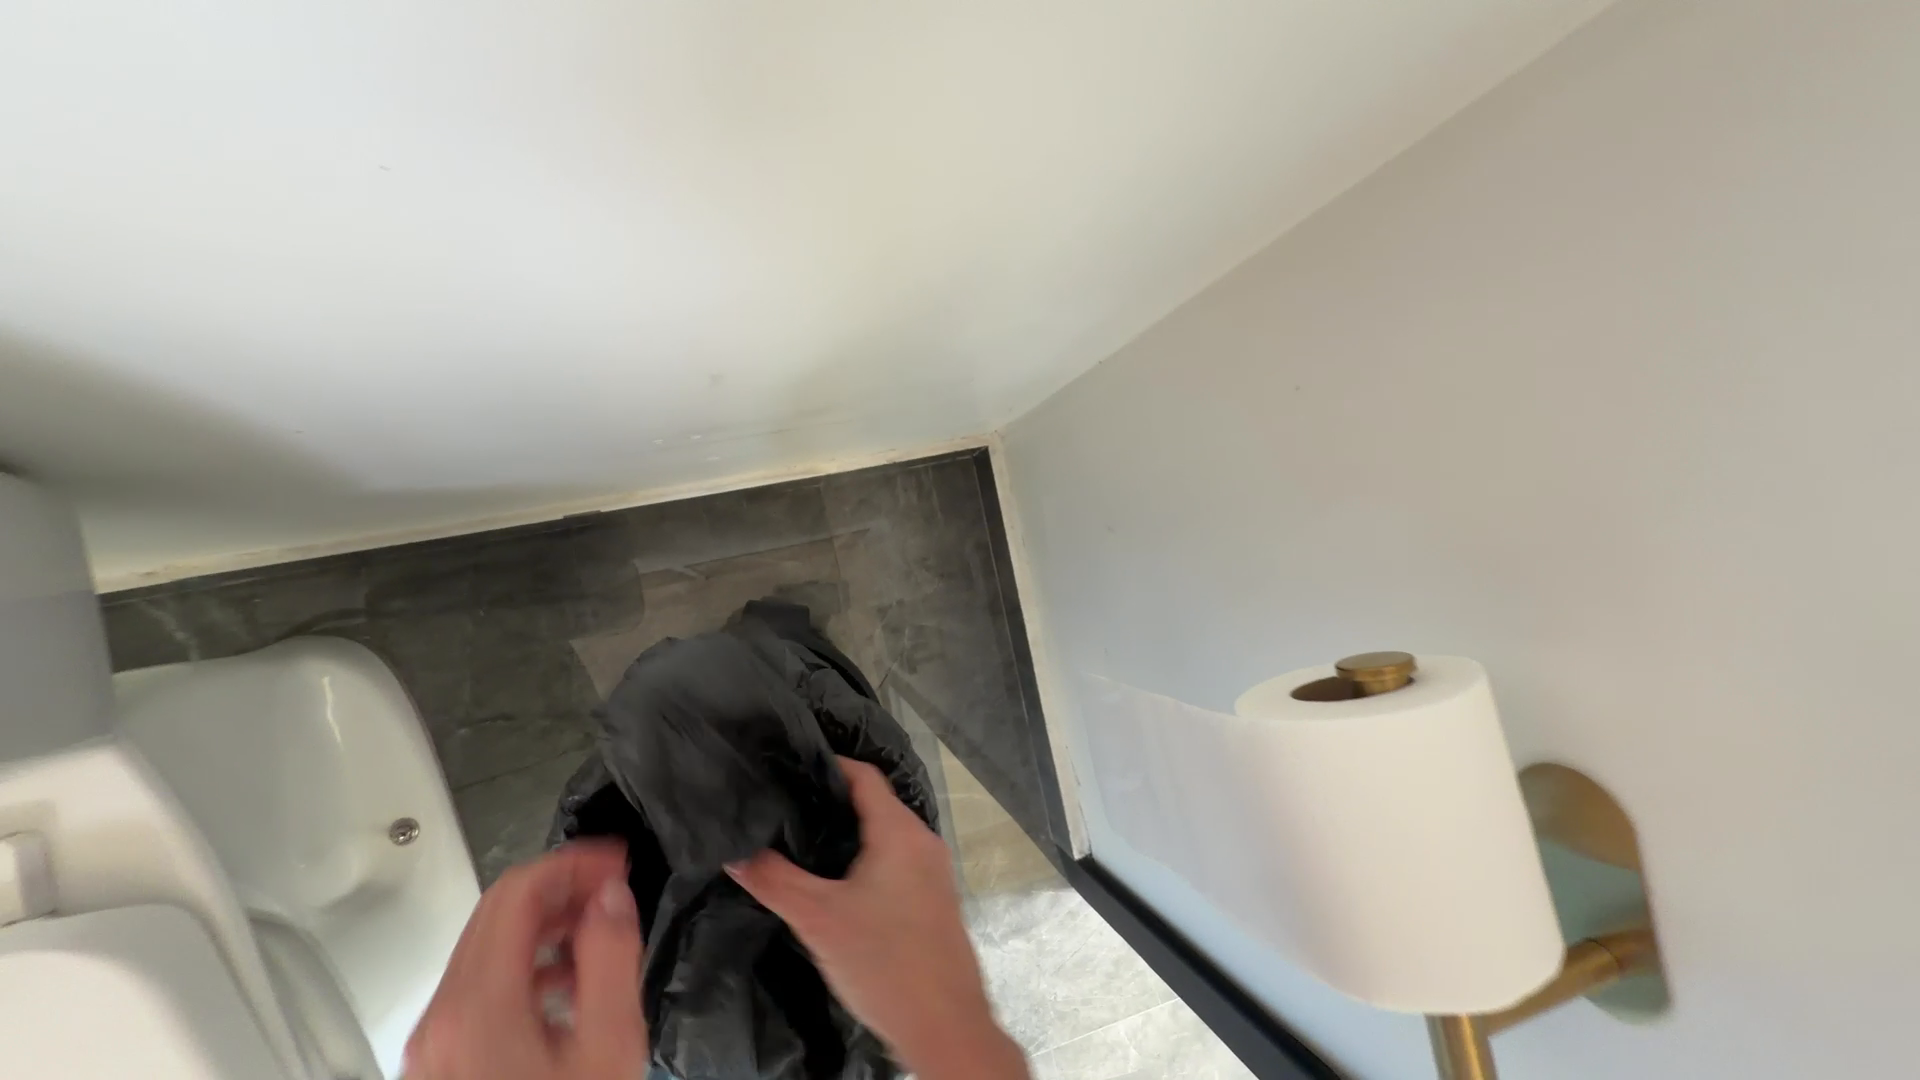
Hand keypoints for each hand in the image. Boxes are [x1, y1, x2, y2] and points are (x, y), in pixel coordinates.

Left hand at [406, 842, 647, 1079]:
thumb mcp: (609, 1044)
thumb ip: (612, 955)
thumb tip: (609, 895)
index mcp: (478, 1007)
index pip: (518, 892)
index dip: (574, 862)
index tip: (619, 861)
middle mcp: (440, 1018)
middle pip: (497, 911)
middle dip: (563, 886)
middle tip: (615, 887)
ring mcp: (432, 1043)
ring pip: (488, 944)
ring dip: (547, 921)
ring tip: (600, 929)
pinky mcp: (439, 1061)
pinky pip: (480, 982)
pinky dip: (526, 959)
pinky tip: (568, 979)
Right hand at [727, 757, 1027, 1079]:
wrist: (945, 1025)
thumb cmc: (884, 962)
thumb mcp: (818, 920)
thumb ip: (775, 881)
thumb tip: (735, 852)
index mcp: (899, 831)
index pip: (864, 775)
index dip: (829, 766)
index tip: (792, 769)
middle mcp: (923, 840)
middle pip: (876, 803)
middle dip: (834, 803)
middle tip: (790, 807)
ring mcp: (935, 870)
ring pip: (888, 834)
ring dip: (853, 834)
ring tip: (807, 843)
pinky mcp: (937, 898)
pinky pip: (899, 860)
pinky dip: (871, 859)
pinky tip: (842, 883)